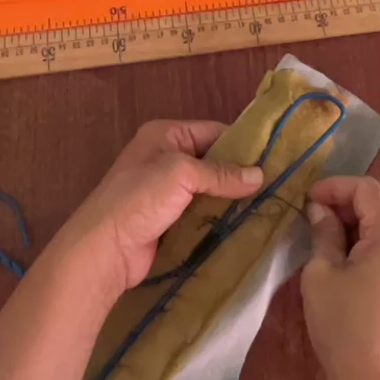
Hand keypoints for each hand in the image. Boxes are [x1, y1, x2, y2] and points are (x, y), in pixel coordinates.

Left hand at [47, 119, 264, 292]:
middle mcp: (165, 157)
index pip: (212, 131)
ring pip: (208, 188)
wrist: (103, 248)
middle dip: (238, 173)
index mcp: (165, 133)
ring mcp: (165, 190)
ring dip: (230, 198)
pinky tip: (243, 225)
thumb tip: (259, 175)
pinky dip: (218, 217)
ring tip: (268, 206)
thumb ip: (220, 173)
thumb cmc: (140, 199)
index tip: (274, 158)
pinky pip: (200, 212)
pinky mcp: (167, 219)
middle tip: (276, 185)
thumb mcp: (181, 174)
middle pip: (211, 160)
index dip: (241, 144)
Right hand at [302, 174, 379, 379]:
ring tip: (341, 232)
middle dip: (360, 191)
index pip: (368, 188)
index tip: (309, 199)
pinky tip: (358, 252)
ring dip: (372, 210)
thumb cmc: (345, 329)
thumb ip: (323, 233)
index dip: (335, 186)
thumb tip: (320, 209)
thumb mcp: (321, 276)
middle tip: (330, 211)